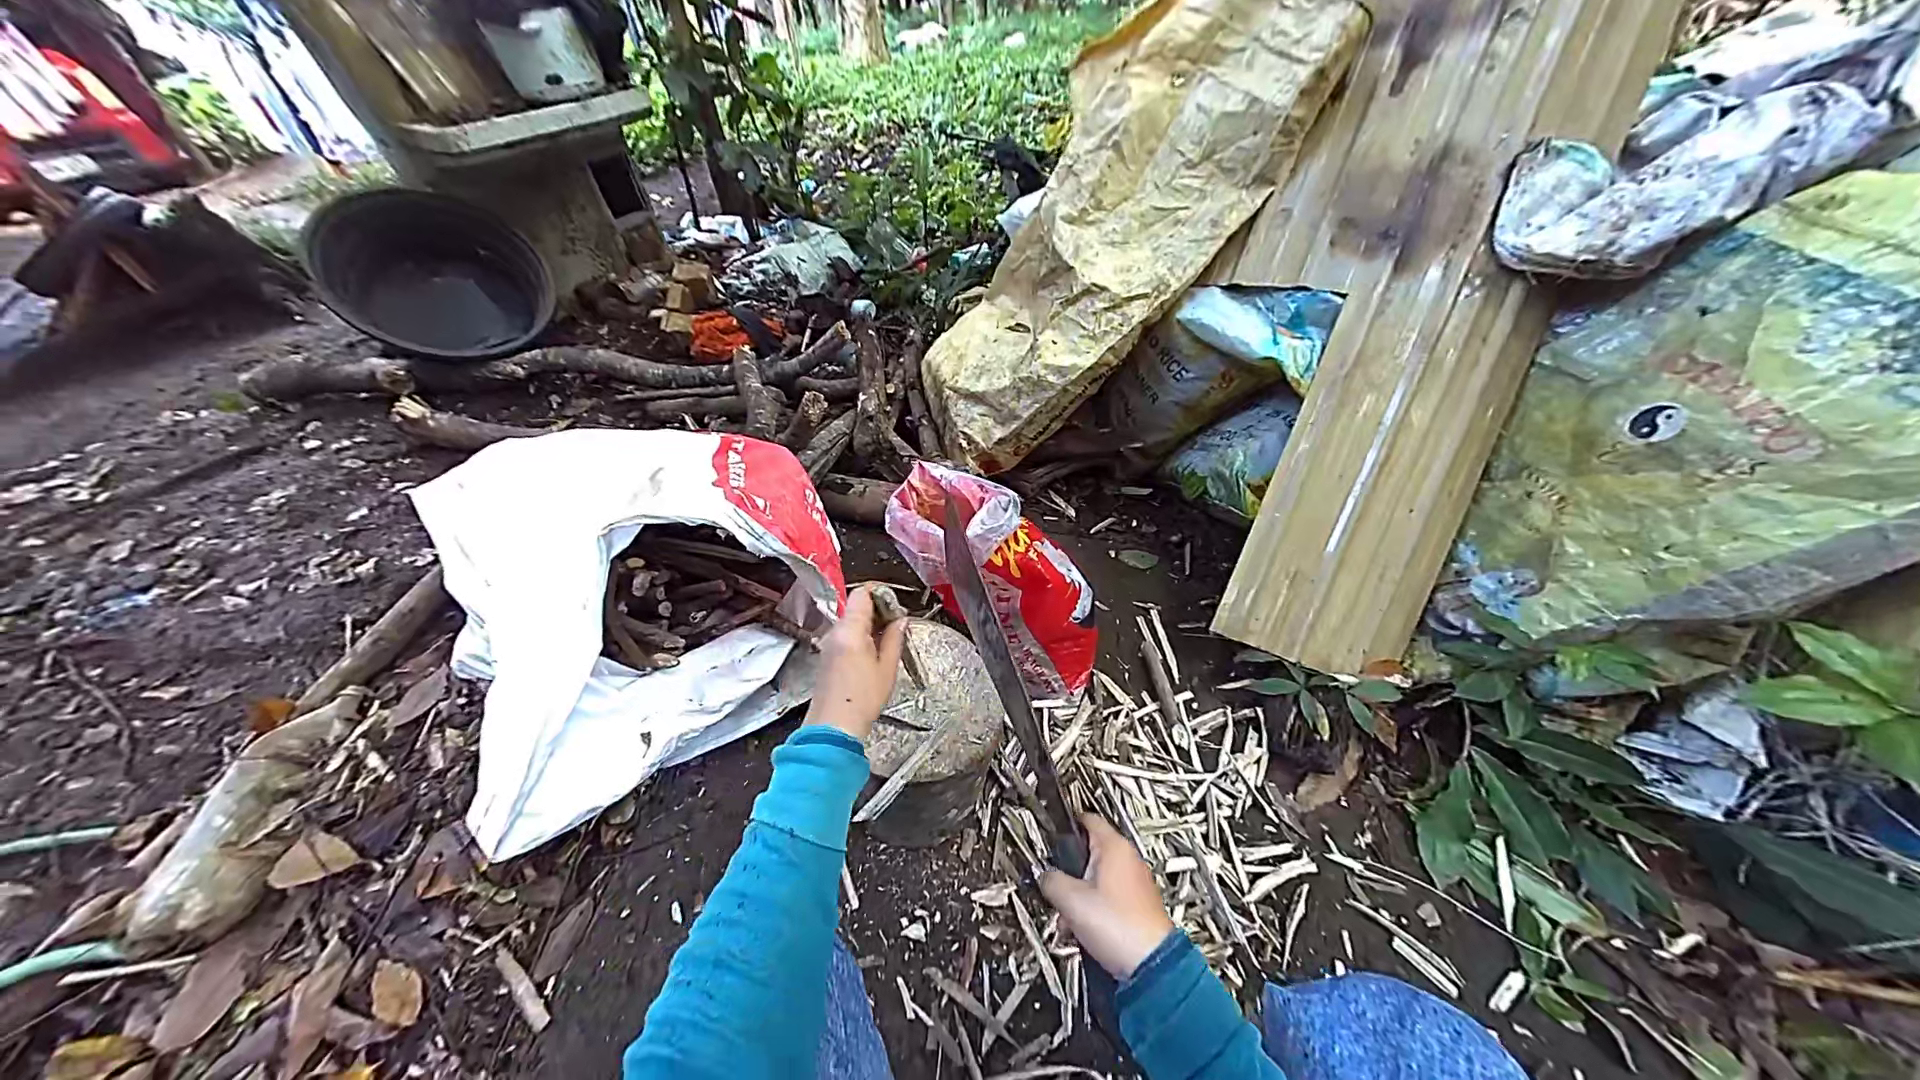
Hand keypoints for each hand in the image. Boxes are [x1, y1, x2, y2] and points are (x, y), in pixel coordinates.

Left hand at [804, 583, 906, 740]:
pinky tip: (873, 653)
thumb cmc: (861, 700)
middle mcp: (835, 632)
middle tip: (897, 624)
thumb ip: (894, 638)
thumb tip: (900, 620)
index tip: (895, 605)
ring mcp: (828, 643)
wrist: (834, 727)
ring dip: (869, 624)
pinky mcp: (827, 655)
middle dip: (878, 610)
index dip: (881, 594)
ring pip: (851, 621)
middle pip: (856, 606)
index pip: (862, 594)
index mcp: (850, 629)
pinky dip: (859, 636)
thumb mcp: (887, 667)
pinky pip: (845, 635)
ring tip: (888, 640)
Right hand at [1040, 814, 1174, 979]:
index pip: (1087, 819)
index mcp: (1114, 847)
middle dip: (1069, 870)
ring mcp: (1136, 882)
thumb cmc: (1121, 928)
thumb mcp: (1070, 899)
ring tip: (1070, 914)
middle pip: (1089, 852)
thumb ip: (1050, 879)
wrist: (1151, 967)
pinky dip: (1095, 906)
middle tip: (1057, 884)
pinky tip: (1085, 927)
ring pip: (1097, 877)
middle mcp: (1128, 859)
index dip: (1066, 823)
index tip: (1053, 831)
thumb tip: (1043, 875)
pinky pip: (1108, 895)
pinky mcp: (1138, 904)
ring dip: (1080, 892)